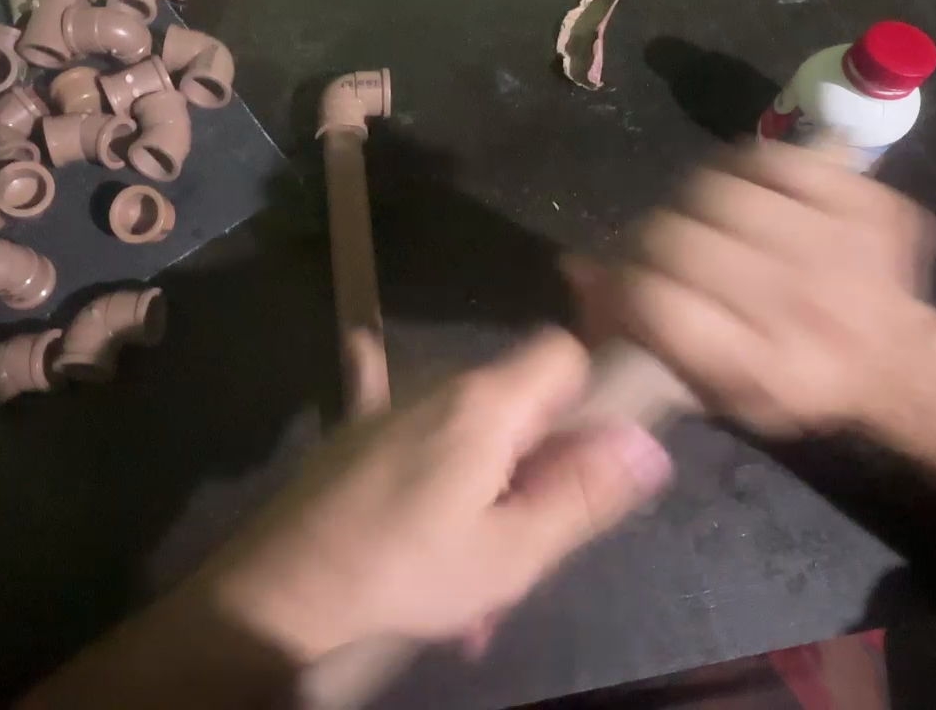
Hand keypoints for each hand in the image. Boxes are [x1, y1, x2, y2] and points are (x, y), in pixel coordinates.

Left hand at [187, 329, 673, 663]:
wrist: (290, 583)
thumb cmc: (409, 571)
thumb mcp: (511, 553)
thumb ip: (582, 494)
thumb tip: (645, 444)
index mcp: (488, 405)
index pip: (561, 352)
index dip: (586, 394)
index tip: (581, 454)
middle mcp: (443, 383)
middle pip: (518, 393)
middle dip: (537, 451)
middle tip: (527, 523)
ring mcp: (395, 398)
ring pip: (470, 415)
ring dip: (487, 469)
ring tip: (473, 541)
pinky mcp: (359, 422)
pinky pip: (389, 391)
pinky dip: (412, 405)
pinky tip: (371, 354)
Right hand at [566, 140, 935, 438]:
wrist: (897, 360)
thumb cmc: (783, 380)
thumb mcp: (703, 383)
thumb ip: (633, 331)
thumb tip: (574, 265)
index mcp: (765, 370)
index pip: (656, 303)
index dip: (621, 287)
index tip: (623, 287)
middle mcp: (808, 311)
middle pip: (681, 243)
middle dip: (648, 244)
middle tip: (656, 251)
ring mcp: (845, 251)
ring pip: (719, 195)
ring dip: (690, 205)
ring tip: (697, 221)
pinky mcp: (869, 205)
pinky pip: (773, 159)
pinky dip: (742, 169)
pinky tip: (743, 196)